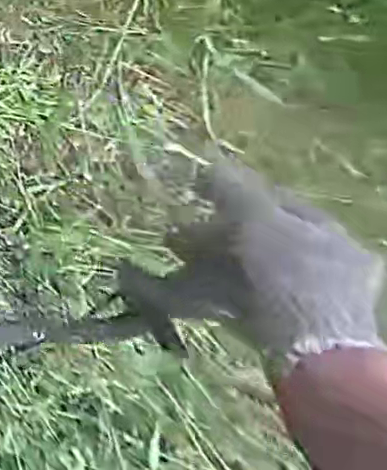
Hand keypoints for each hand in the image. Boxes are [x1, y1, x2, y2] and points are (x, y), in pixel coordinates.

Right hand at [133, 154, 383, 372]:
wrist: (306, 340)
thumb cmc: (289, 271)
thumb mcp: (259, 219)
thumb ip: (235, 188)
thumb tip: (210, 161)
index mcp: (327, 232)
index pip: (273, 197)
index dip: (232, 189)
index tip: (192, 187)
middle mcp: (321, 255)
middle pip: (253, 228)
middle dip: (210, 226)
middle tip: (179, 227)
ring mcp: (303, 285)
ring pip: (239, 255)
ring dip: (202, 250)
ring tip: (174, 250)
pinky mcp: (279, 308)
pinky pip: (234, 282)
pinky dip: (206, 276)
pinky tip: (185, 274)